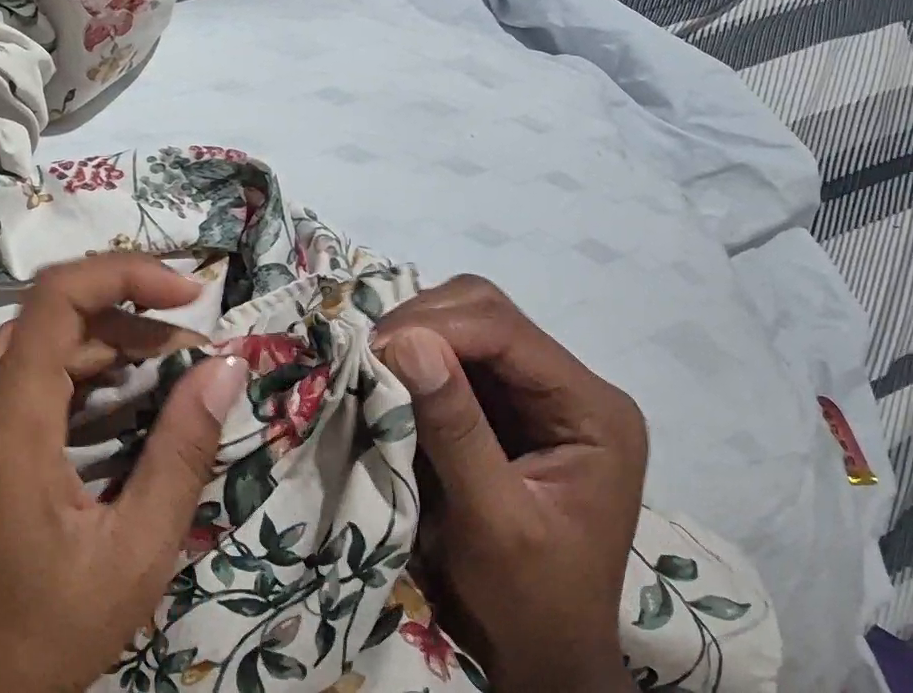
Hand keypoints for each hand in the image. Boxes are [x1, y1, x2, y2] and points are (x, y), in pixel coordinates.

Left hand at [0, 254, 249, 692]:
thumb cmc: (43, 627)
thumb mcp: (132, 551)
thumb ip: (180, 452)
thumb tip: (226, 368)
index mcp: (9, 415)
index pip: (57, 295)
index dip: (125, 273)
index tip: (190, 293)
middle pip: (52, 319)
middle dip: (131, 319)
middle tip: (198, 354)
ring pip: (38, 349)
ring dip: (107, 349)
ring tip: (174, 377)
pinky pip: (25, 384)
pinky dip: (78, 380)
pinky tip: (125, 411)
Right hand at [374, 275, 647, 692]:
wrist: (536, 650)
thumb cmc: (526, 596)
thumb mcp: (492, 517)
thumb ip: (455, 428)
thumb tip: (406, 343)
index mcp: (592, 412)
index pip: (507, 331)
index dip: (435, 327)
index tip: (372, 353)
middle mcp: (569, 389)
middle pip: (486, 310)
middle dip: (420, 322)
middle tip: (367, 359)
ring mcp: (533, 396)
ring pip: (462, 323)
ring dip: (410, 335)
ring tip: (371, 368)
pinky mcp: (497, 407)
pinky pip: (448, 356)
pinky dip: (409, 357)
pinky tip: (383, 377)